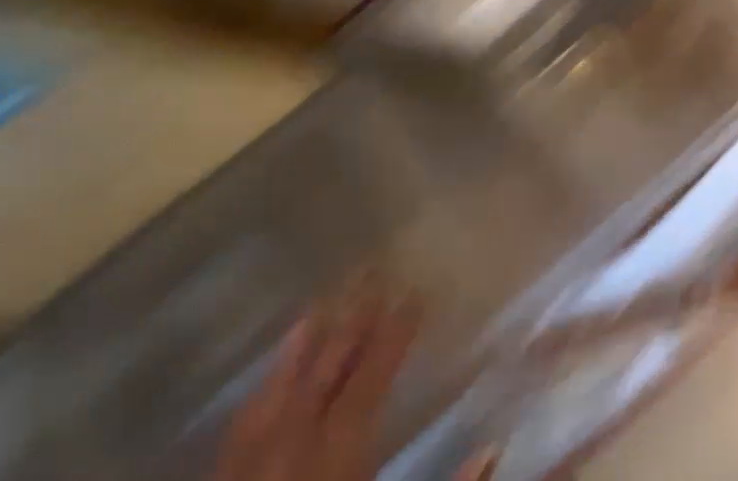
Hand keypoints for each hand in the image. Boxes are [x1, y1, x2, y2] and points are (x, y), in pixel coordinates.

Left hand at [216, 280, 484, 480]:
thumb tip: (497, 443)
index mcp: (337, 465)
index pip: (365, 388)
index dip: (390, 339)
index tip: (414, 296)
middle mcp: (289, 459)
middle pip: (319, 381)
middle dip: (348, 327)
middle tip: (371, 276)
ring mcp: (250, 474)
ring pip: (275, 399)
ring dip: (300, 351)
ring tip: (321, 307)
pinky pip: (241, 431)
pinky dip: (261, 393)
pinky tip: (270, 380)